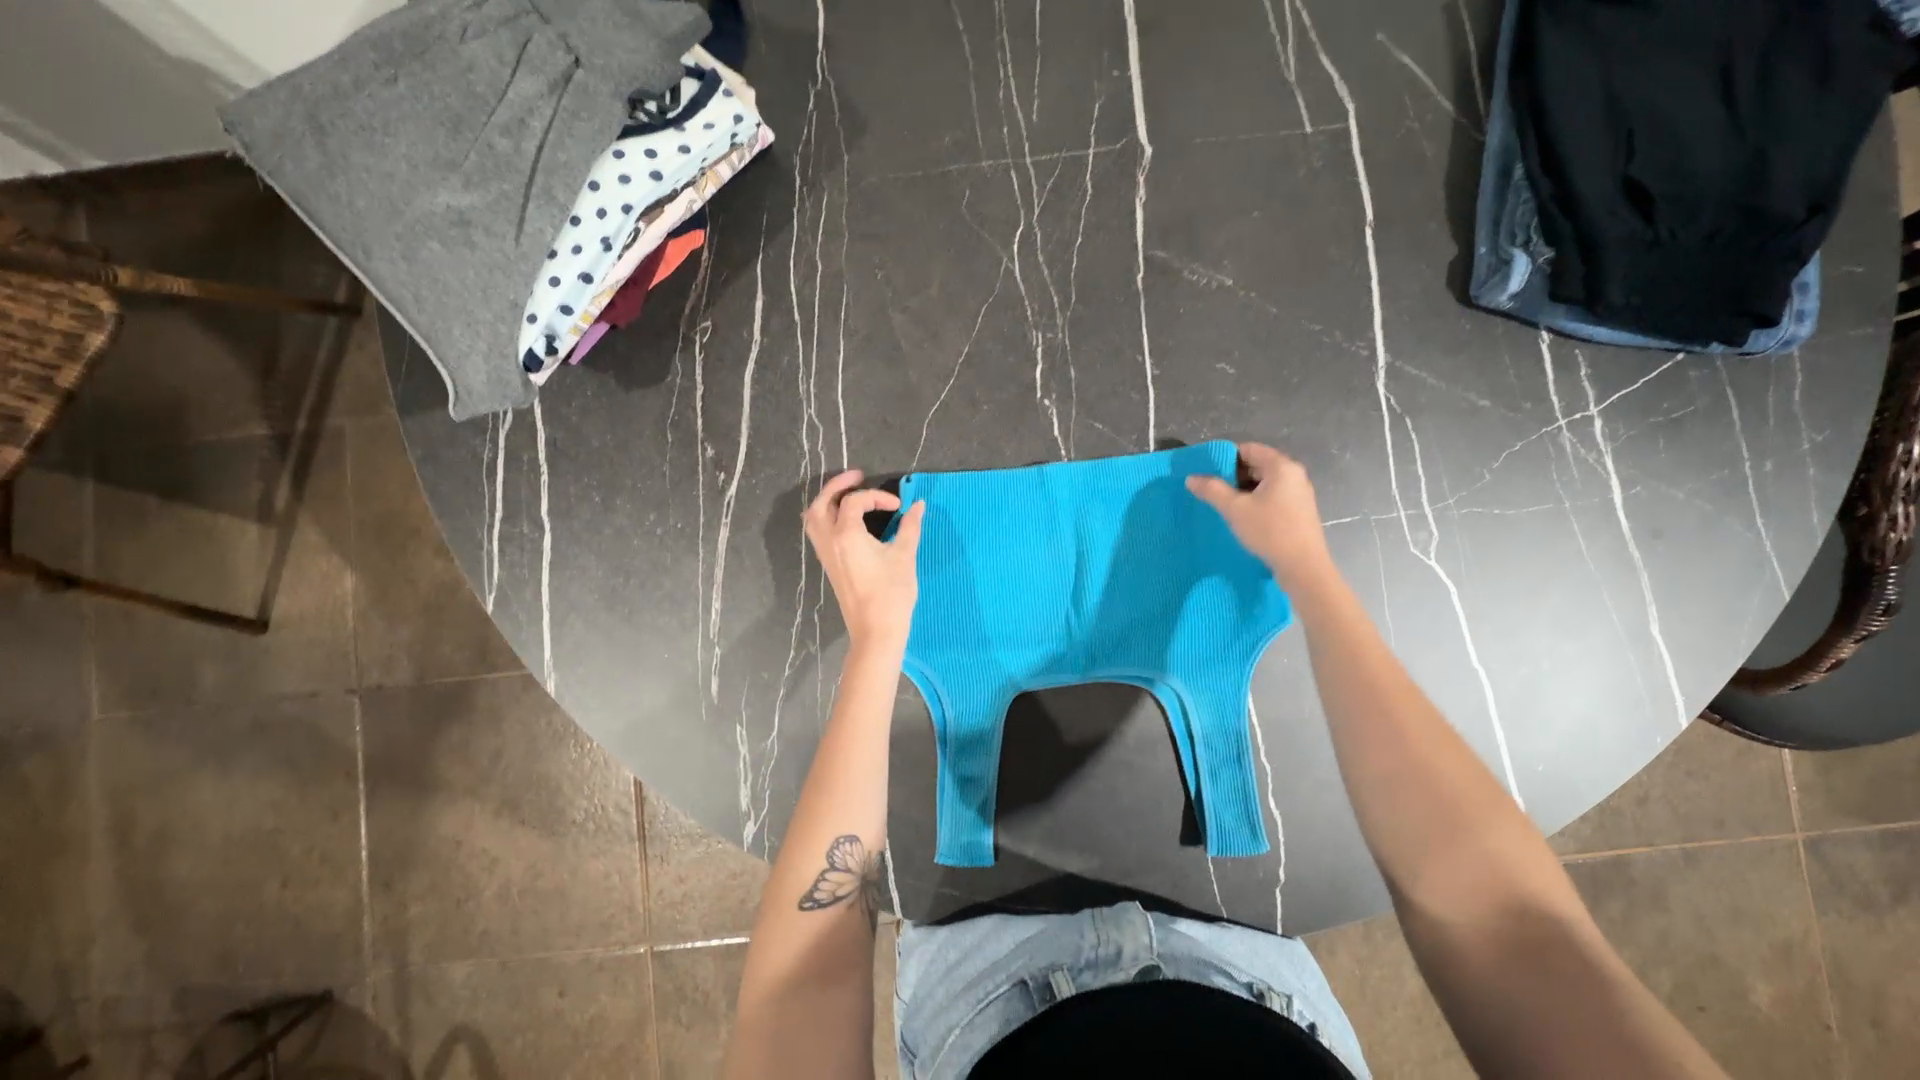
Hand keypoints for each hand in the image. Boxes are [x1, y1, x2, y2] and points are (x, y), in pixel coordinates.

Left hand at [803, 469, 925, 651]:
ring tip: (845, 494)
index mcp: (846, 534)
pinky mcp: (828, 565)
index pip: (856, 501)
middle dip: (838, 485)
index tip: (898, 507)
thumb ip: (910, 526)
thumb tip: (918, 505)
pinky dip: (825, 518)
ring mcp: (825, 554)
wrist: (876, 630)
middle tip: (857, 476)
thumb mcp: (905, 556)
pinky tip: (843, 520)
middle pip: (822, 502)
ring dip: (826, 501)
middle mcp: (829, 540)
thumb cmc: (892, 593)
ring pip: (813, 518)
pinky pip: (817, 533)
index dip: (877, 497)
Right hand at [1187, 442, 1334, 592]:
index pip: (1249, 449)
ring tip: (1224, 504)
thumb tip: (1191, 478)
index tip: (1207, 471)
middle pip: (1257, 464)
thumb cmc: (1270, 531)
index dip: (1225, 457)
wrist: (1303, 566)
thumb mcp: (1235, 509)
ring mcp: (1299, 493)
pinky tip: (1243, 516)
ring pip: (1265, 482)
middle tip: (1212, 489)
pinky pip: (1273, 496)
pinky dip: (1256, 500)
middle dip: (1233, 475)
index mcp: (1281, 466)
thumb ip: (1212, 490)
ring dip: (1243, 490)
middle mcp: (1294, 474)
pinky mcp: (1299, 510)